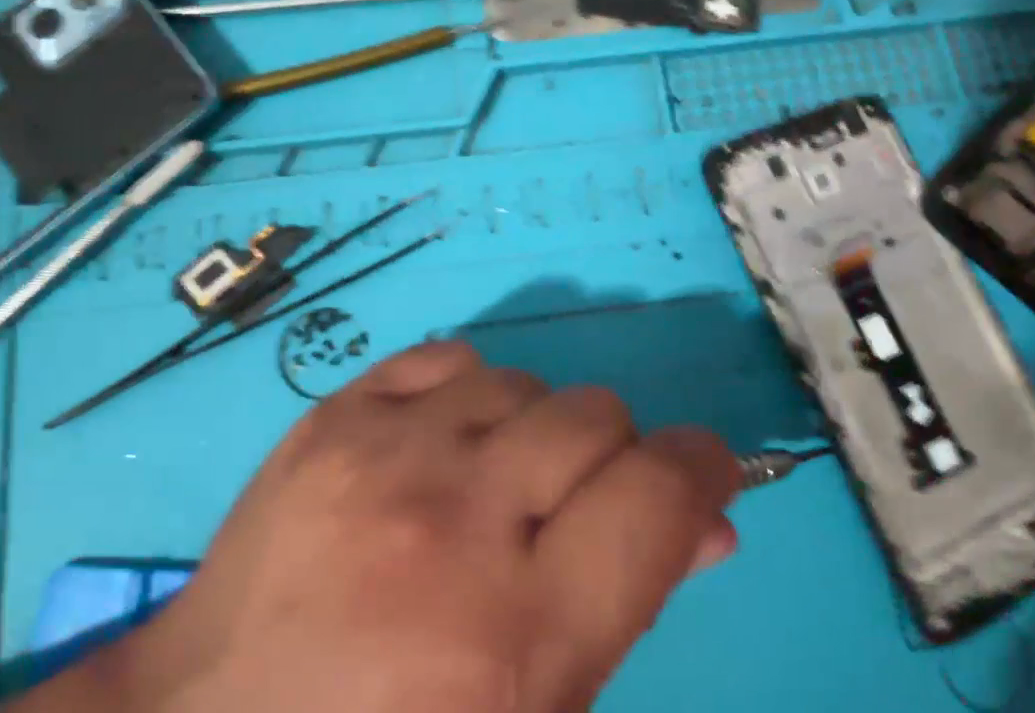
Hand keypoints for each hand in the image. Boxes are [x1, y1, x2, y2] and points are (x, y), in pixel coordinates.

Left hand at [28, 342, 738, 712]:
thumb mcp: (538, 711)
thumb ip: (628, 611)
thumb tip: (705, 527)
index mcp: (520, 633)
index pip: (658, 494)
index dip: (700, 470)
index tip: (700, 476)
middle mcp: (458, 527)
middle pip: (596, 419)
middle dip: (612, 457)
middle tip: (575, 508)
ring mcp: (385, 461)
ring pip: (523, 383)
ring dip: (534, 429)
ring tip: (497, 483)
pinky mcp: (329, 422)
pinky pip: (444, 357)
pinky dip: (468, 392)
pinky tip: (445, 443)